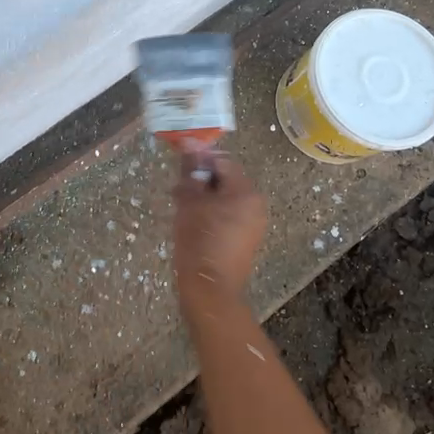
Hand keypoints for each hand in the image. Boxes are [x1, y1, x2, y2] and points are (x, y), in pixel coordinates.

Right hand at [172, 153, 267, 320]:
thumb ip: (191, 170)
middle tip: (177, 189)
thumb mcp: (190, 201)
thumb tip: (190, 142)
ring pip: (225, 198)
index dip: (199, 160)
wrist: (209, 291)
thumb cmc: (199, 242)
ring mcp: (254, 224)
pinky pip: (229, 215)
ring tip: (181, 206)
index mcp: (246, 192)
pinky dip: (211, 213)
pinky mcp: (246, 239)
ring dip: (203, 197)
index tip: (178, 166)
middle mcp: (256, 205)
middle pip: (225, 179)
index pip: (222, 161)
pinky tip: (192, 222)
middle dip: (200, 180)